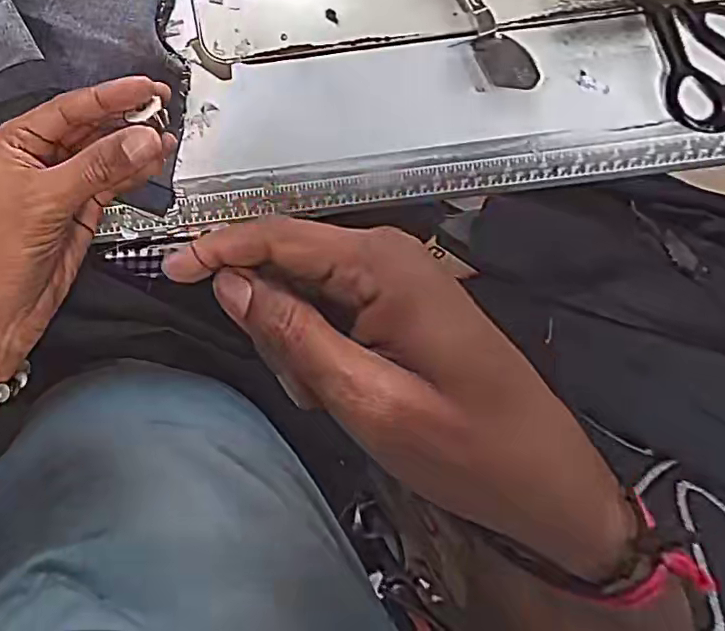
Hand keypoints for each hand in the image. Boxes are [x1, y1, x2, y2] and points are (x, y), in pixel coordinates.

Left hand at [0, 77, 177, 385]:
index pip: (69, 108)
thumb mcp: (46, 200)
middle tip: (159, 107)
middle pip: (90, 127)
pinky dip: (134, 171)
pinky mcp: (79, 209)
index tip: (142, 87)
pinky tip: (152, 159)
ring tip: (163, 132)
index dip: (109, 96)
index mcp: (17, 144)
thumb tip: (137, 138)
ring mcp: (62, 184)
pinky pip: (113, 181)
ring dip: (135, 144)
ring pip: (105, 154)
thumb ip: (97, 166)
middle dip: (126, 118)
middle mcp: (39, 160)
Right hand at [164, 218, 635, 581]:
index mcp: (380, 263)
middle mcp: (381, 253)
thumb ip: (292, 332)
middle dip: (266, 314)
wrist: (553, 488)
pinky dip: (310, 341)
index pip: (275, 236)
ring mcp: (386, 273)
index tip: (171, 268)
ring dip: (290, 336)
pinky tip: (335, 382)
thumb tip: (229, 283)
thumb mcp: (368, 399)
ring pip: (295, 285)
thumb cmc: (473, 449)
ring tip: (325, 392)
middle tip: (296, 380)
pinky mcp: (386, 297)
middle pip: (282, 259)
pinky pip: (320, 303)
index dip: (217, 249)